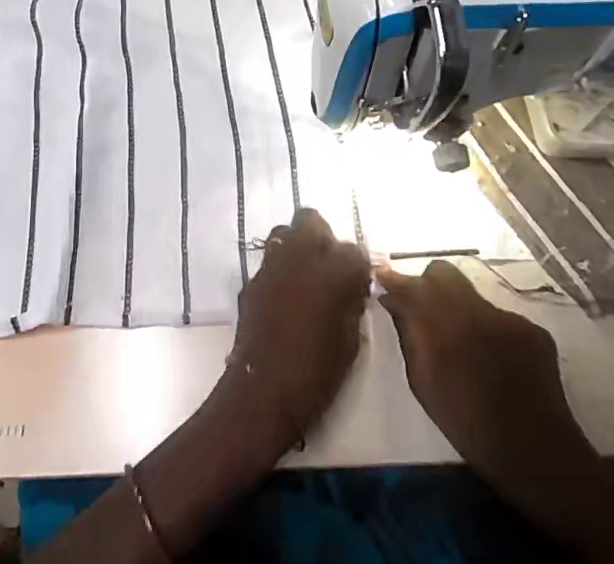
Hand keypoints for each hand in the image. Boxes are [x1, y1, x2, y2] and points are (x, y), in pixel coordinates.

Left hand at [227, 209, 370, 449]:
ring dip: (299, 246)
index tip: (360, 280)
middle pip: (310, 220)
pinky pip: (270, 260)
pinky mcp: (252, 281)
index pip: (353, 249)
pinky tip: (288, 294)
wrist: (263, 392)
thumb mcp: (350, 340)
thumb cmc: (316, 375)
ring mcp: (270, 268)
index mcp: (331, 275)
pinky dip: (282, 268)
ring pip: (285, 233)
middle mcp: (298, 260)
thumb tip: (352, 286)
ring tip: (308, 275)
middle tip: (332, 266)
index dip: (359, 264)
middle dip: (325, 237)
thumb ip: (352, 302)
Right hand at [377, 262, 613, 563]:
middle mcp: (473, 310)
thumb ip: (407, 333)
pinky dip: (490, 330)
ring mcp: (506, 316)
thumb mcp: (421, 380)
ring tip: (465, 344)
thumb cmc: (463, 421)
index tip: (381, 277)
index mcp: (439, 325)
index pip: (408, 284)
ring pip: (472, 295)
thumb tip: (393, 301)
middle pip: (442, 272)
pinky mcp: (532, 329)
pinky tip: (494, 359)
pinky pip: (500, 317)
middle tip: (425, 309)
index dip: (392, 278)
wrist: (531, 449)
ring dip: (461, 310)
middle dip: (428, 284)